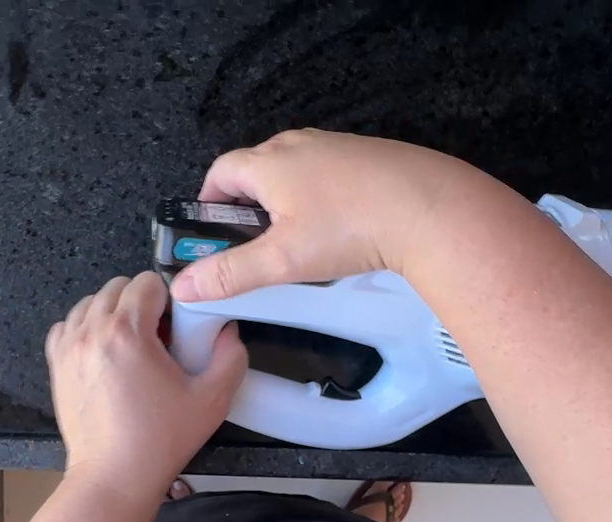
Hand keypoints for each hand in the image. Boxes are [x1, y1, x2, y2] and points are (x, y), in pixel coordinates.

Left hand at [46, 272, 247, 501]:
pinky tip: (105, 352)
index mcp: (128, 333)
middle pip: (117, 287)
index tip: (176, 326)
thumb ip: (230, 357)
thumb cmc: (157, 443)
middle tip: (159, 338)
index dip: (169, 299)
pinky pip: (68, 326)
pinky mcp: (58, 367)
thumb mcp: (212, 401)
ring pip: (91, 303)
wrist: (114, 477)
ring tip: (132, 346)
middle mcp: (92, 333)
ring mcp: (70, 349)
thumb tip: (228, 333)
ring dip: (114, 314)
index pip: (147, 282)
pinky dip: (86, 329)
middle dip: (142, 304)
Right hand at [170, 129, 503, 302]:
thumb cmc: (348, 228)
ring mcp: (334, 149)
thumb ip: (229, 274)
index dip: (207, 203)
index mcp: (269, 162)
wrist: (426, 210)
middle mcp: (298, 145)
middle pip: (254, 171)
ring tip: (291, 245)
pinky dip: (315, 202)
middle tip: (248, 248)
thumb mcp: (279, 260)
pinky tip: (332, 232)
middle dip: (243, 208)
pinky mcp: (364, 160)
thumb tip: (185, 286)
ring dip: (280, 205)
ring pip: (291, 174)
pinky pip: (324, 177)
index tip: (208, 235)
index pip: (219, 172)